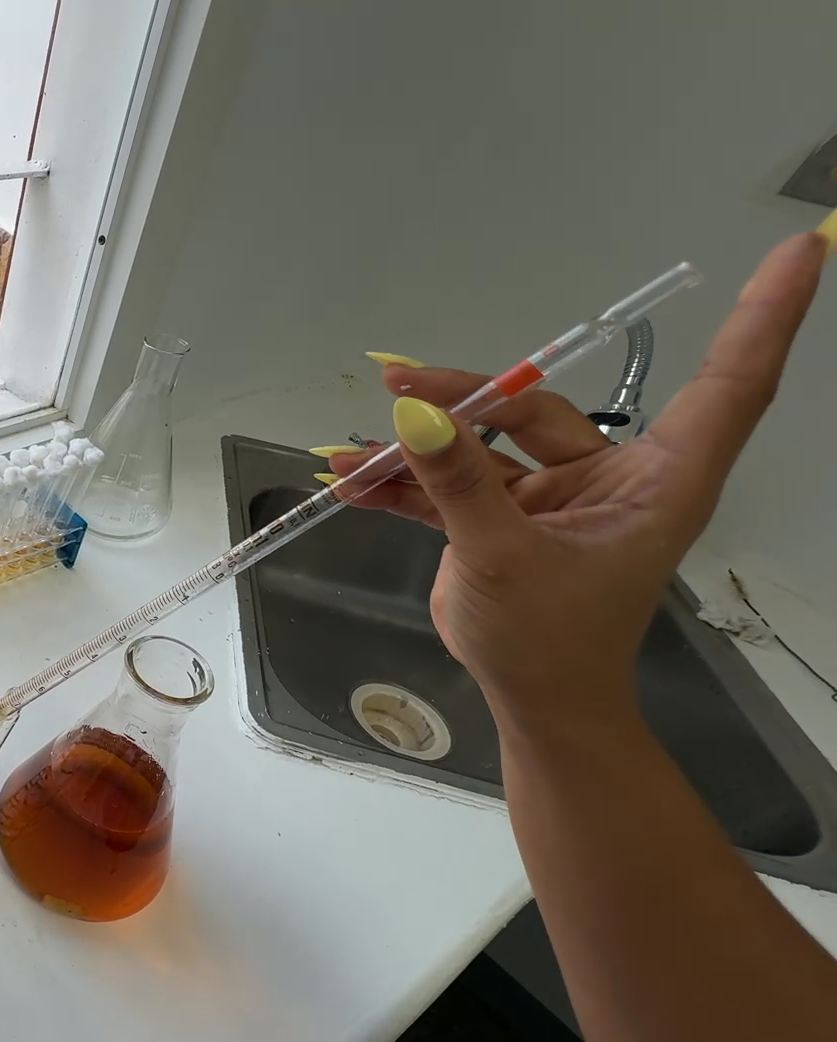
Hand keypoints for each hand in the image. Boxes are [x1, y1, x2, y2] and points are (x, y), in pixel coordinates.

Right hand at [325, 234, 825, 723]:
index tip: (799, 248)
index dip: (760, 319)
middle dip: (460, 399)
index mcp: (653, 479)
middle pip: (533, 410)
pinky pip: (444, 485)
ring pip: (477, 446)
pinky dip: (399, 484)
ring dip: (411, 448)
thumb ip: (459, 483)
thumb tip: (413, 417)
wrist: (527, 694)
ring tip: (348, 452)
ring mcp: (545, 496)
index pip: (727, 385)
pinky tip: (349, 483)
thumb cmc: (548, 634)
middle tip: (394, 387)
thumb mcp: (501, 555)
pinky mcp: (496, 517)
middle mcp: (604, 476)